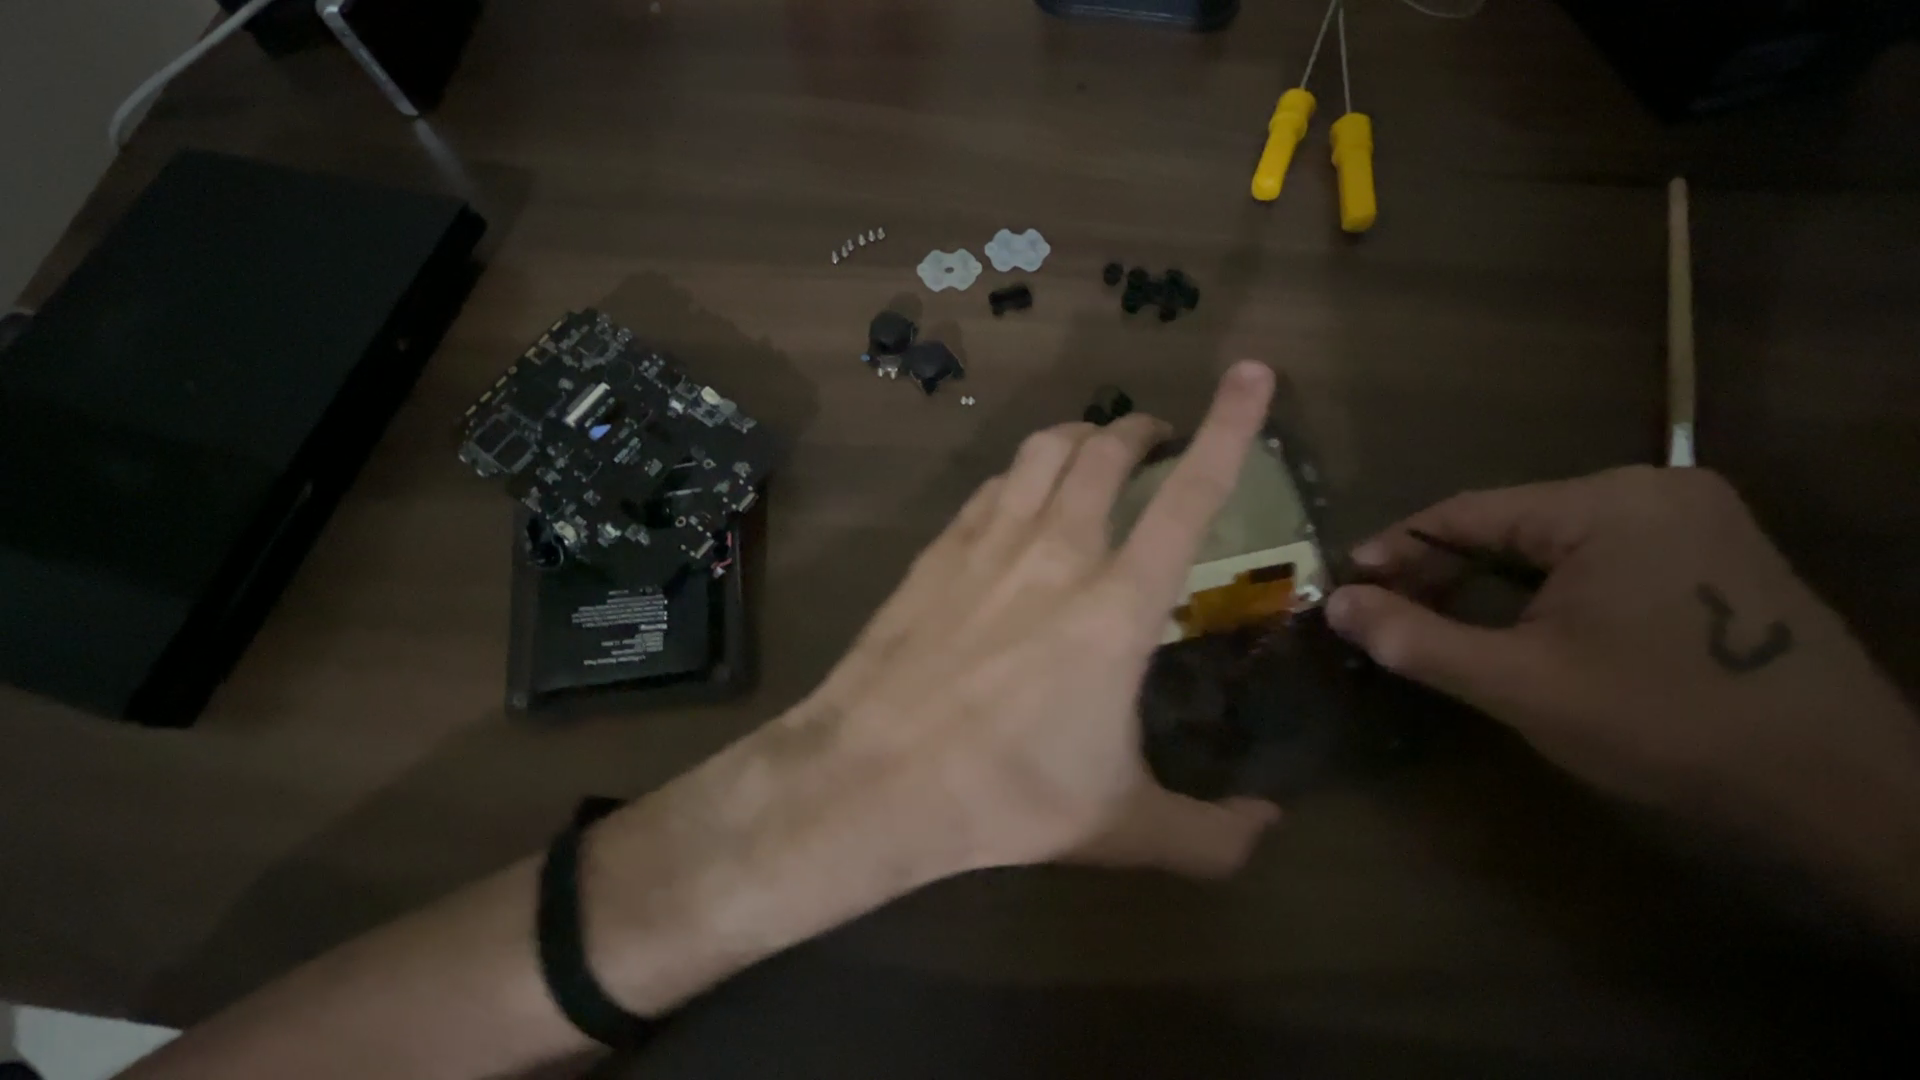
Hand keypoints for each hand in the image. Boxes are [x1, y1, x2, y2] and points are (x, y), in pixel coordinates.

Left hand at [784, 362, 1283, 879]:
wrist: (874, 778)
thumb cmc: (1005, 797)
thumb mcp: (1120, 825)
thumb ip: (1208, 834)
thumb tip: (1269, 831)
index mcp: (1117, 606)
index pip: (1190, 497)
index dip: (1230, 429)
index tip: (1252, 373)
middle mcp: (1057, 552)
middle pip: (1107, 451)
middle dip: (1142, 430)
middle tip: (1157, 440)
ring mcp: (989, 542)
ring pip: (1044, 449)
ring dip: (1081, 436)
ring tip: (1095, 450)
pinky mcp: (937, 549)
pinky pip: (994, 484)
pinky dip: (1024, 474)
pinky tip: (1022, 498)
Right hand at [1326, 466, 1919, 923]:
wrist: (1848, 798)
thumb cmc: (1666, 728)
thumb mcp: (1520, 685)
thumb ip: (1415, 638)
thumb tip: (1332, 604)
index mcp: (1609, 504)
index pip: (1466, 512)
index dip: (1395, 549)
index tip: (1346, 585)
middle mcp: (1654, 491)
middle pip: (1509, 524)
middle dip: (1441, 569)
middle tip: (1387, 614)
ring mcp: (1694, 521)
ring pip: (1551, 543)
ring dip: (1487, 582)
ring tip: (1436, 622)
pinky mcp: (1716, 557)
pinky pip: (1598, 559)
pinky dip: (1543, 591)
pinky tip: (1515, 625)